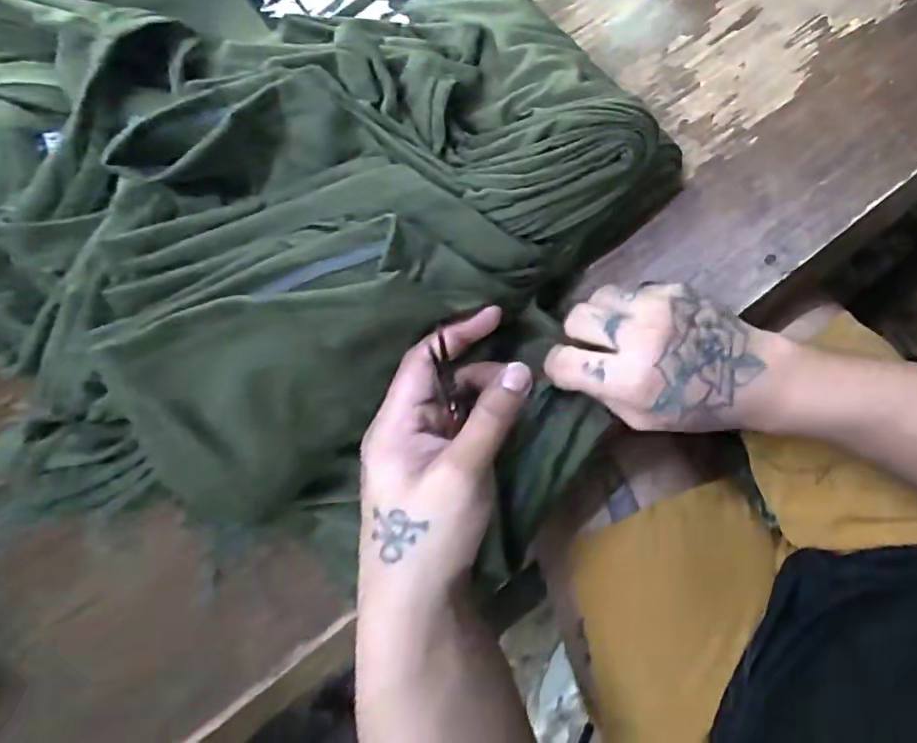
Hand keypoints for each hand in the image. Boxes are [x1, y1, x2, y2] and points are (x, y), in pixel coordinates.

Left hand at [358, 305, 530, 606]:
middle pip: (445, 379)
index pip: (423, 359)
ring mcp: (422, 449)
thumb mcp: (464, 469)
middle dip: (483, 370)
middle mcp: (404, 429)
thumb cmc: (429, 532)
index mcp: (394, 423)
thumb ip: (493, 415)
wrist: (416, 603)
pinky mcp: (439, 467)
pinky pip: (465, 425)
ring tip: (520, 404)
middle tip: (521, 380)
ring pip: (458, 403)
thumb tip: (522, 366)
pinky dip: (488, 416)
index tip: (497, 313)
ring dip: (489, 395)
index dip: (458, 332)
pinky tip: (509, 421)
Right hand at [543, 283, 785, 432]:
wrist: (750, 373)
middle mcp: (637, 336)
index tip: (565, 367)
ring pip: (598, 295)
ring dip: (599, 314)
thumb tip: (571, 370)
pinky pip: (630, 290)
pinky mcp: (671, 289)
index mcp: (629, 380)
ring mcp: (655, 306)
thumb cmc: (697, 407)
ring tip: (615, 328)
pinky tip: (646, 321)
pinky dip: (628, 306)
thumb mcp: (644, 419)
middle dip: (576, 333)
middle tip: (591, 345)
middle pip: (576, 317)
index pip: (563, 361)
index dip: (556, 365)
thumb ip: (603, 395)